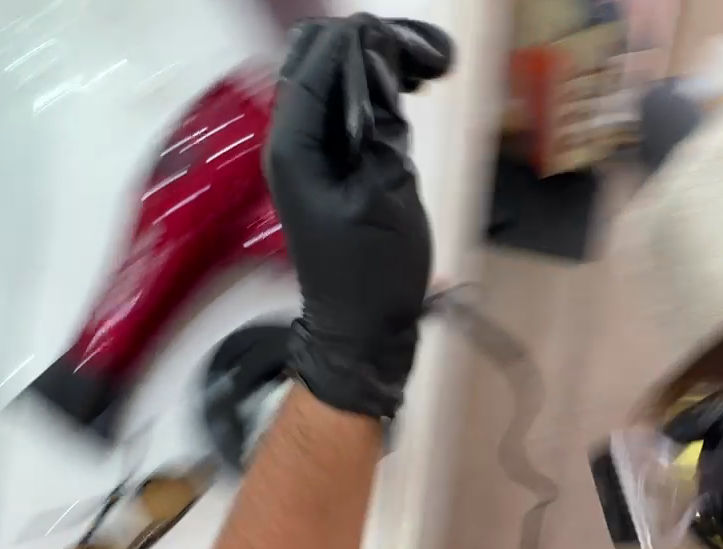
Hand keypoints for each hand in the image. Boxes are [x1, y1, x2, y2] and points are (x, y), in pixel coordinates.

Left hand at [266, 15, 453, 419]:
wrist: (363, 335)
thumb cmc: (373, 276)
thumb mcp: (386, 196)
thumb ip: (381, 128)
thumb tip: (384, 72)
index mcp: (293, 145)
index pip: (320, 58)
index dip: (369, 39)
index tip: (421, 46)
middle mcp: (292, 142)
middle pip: (321, 62)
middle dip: (372, 47)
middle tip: (431, 58)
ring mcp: (309, 159)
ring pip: (335, 86)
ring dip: (378, 71)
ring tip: (430, 70)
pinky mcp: (330, 175)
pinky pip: (346, 118)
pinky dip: (376, 102)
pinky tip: (409, 99)